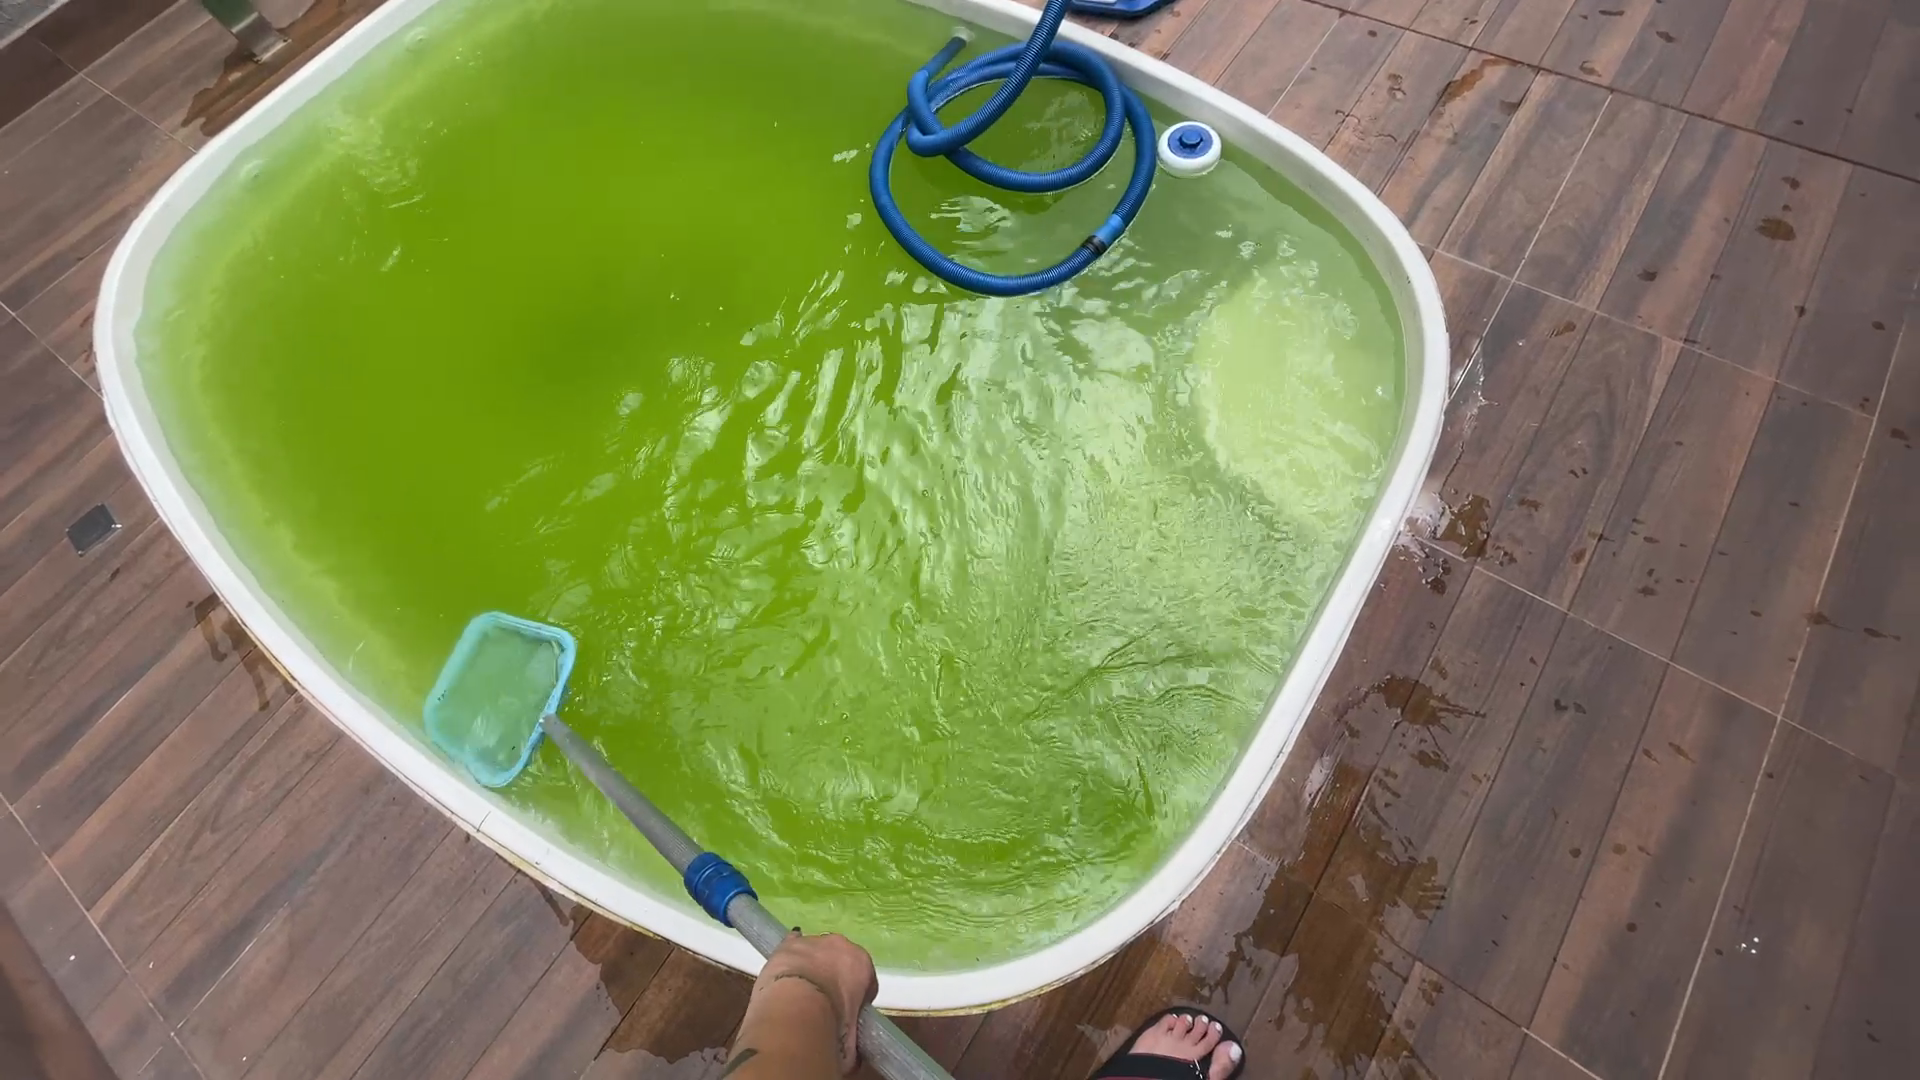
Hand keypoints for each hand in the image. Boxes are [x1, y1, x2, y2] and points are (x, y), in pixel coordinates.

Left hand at [755, 931, 877, 1072]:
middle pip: (840, 960)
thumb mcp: (851, 1043)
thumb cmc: (831, 1026)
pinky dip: (791, 956)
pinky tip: (786, 971)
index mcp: (863, 965)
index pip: (865, 979)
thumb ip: (854, 1038)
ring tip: (800, 993)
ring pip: (816, 952)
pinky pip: (793, 944)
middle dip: (834, 978)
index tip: (848, 1014)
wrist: (796, 1008)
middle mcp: (841, 946)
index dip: (856, 998)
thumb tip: (852, 1051)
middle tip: (824, 1004)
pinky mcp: (788, 945)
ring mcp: (813, 942)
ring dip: (812, 968)